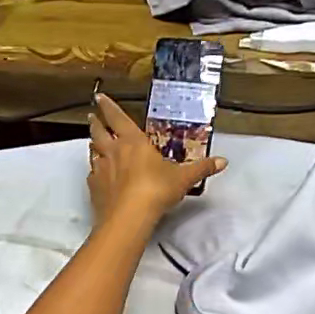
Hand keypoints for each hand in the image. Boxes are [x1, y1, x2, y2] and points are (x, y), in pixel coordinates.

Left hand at [87, 92, 225, 227]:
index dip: (108, 106)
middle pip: (99, 132)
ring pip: (92, 152)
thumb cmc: (156, 190)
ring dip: (92, 146)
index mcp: (133, 142)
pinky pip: (92, 175)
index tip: (99, 97)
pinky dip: (94, 172)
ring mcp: (100, 170)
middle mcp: (113, 152)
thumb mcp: (183, 178)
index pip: (117, 117)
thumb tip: (222, 161)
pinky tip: (97, 175)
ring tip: (93, 143)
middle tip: (92, 118)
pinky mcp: (94, 188)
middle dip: (95, 123)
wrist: (129, 217)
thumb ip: (201, 168)